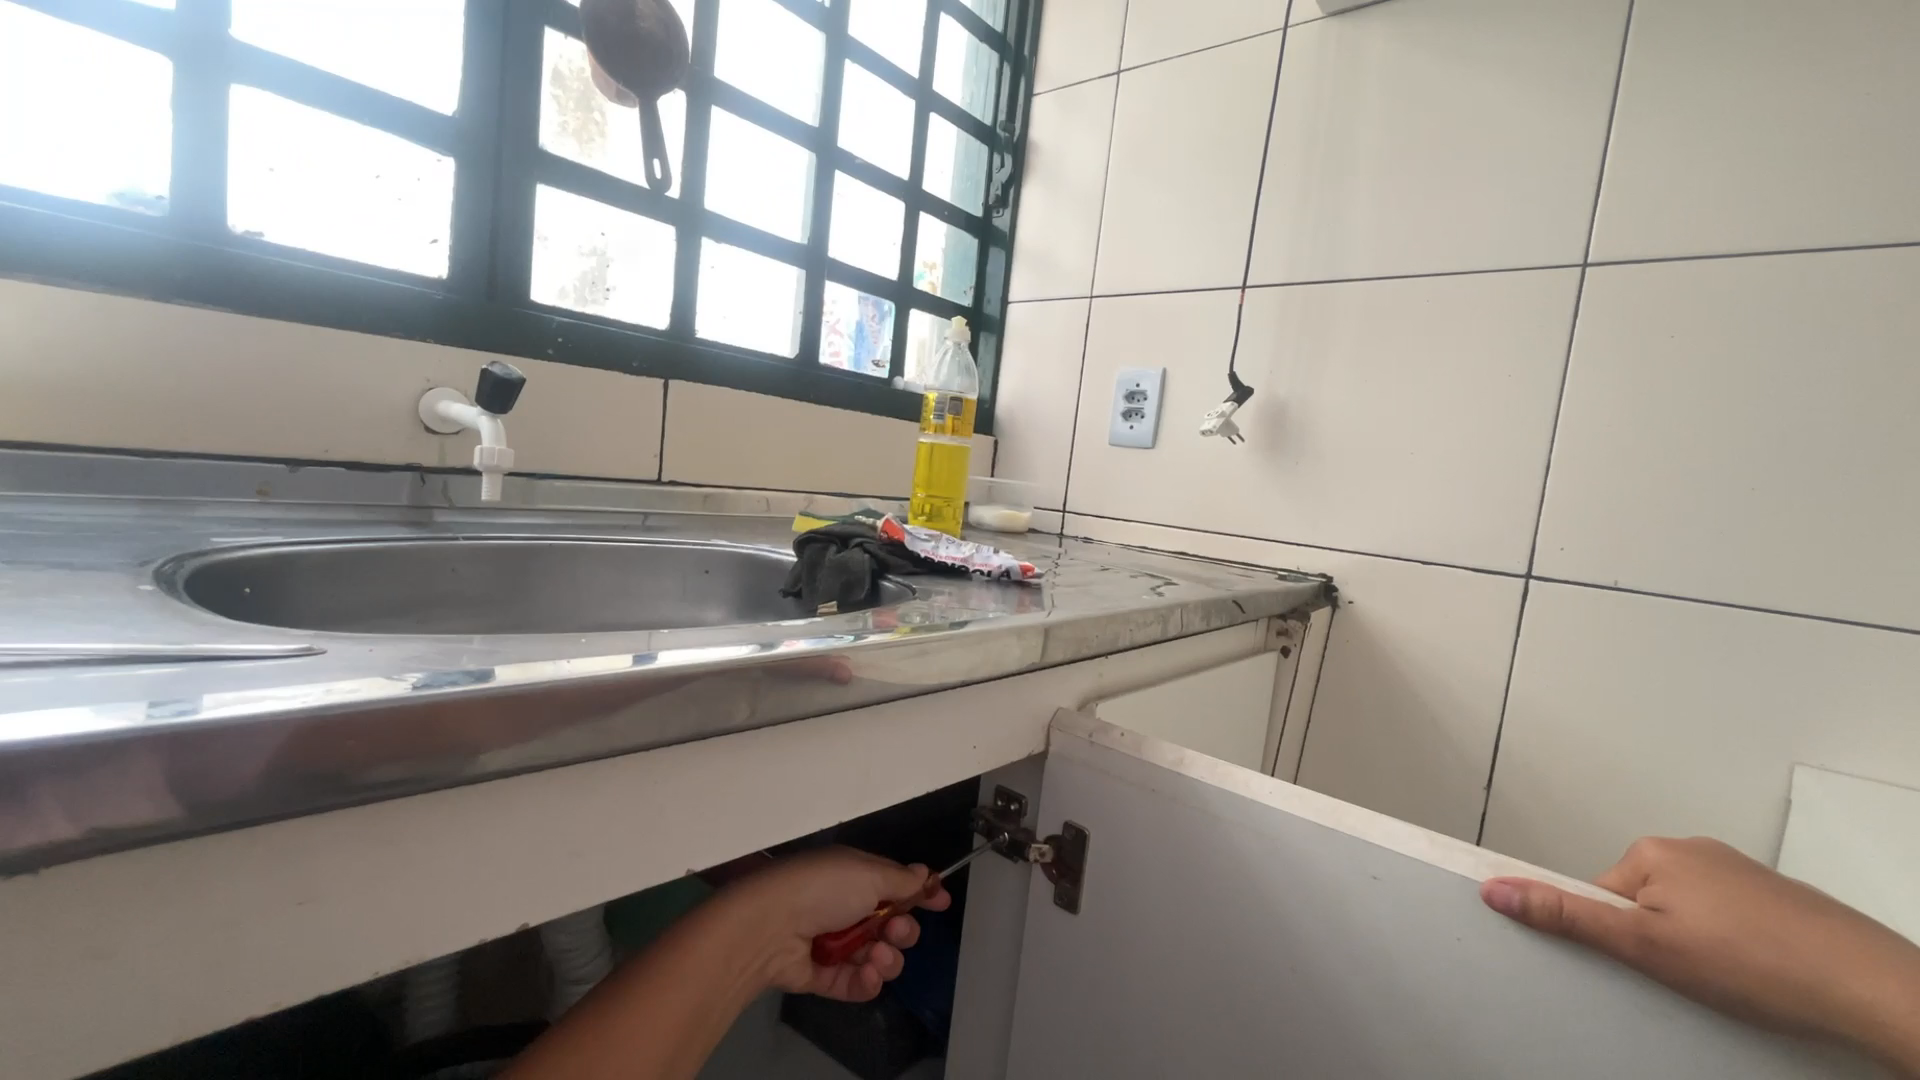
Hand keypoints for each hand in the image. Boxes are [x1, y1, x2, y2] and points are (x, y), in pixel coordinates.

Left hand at [711, 847, 950, 1003]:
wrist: (770, 925)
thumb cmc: (824, 888)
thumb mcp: (869, 873)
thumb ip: (902, 879)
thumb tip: (925, 873)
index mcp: (857, 877)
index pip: (897, 886)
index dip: (920, 894)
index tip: (941, 903)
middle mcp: (848, 908)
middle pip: (893, 926)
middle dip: (903, 931)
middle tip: (894, 932)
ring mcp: (836, 945)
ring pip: (880, 958)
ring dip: (887, 958)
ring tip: (876, 956)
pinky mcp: (824, 976)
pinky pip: (857, 984)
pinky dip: (868, 981)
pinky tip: (869, 973)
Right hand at [1482, 836, 1919, 1074]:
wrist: (1880, 990)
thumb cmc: (1756, 964)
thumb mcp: (1644, 945)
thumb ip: (1565, 915)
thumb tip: (1494, 888)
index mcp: (1653, 850)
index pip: (1600, 891)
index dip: (1615, 931)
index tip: (1644, 960)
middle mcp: (1693, 848)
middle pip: (1644, 898)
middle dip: (1656, 937)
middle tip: (1688, 974)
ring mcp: (1742, 870)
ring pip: (1689, 910)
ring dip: (1697, 942)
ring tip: (1732, 978)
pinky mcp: (1782, 896)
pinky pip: (1732, 917)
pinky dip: (1736, 943)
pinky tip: (1759, 973)